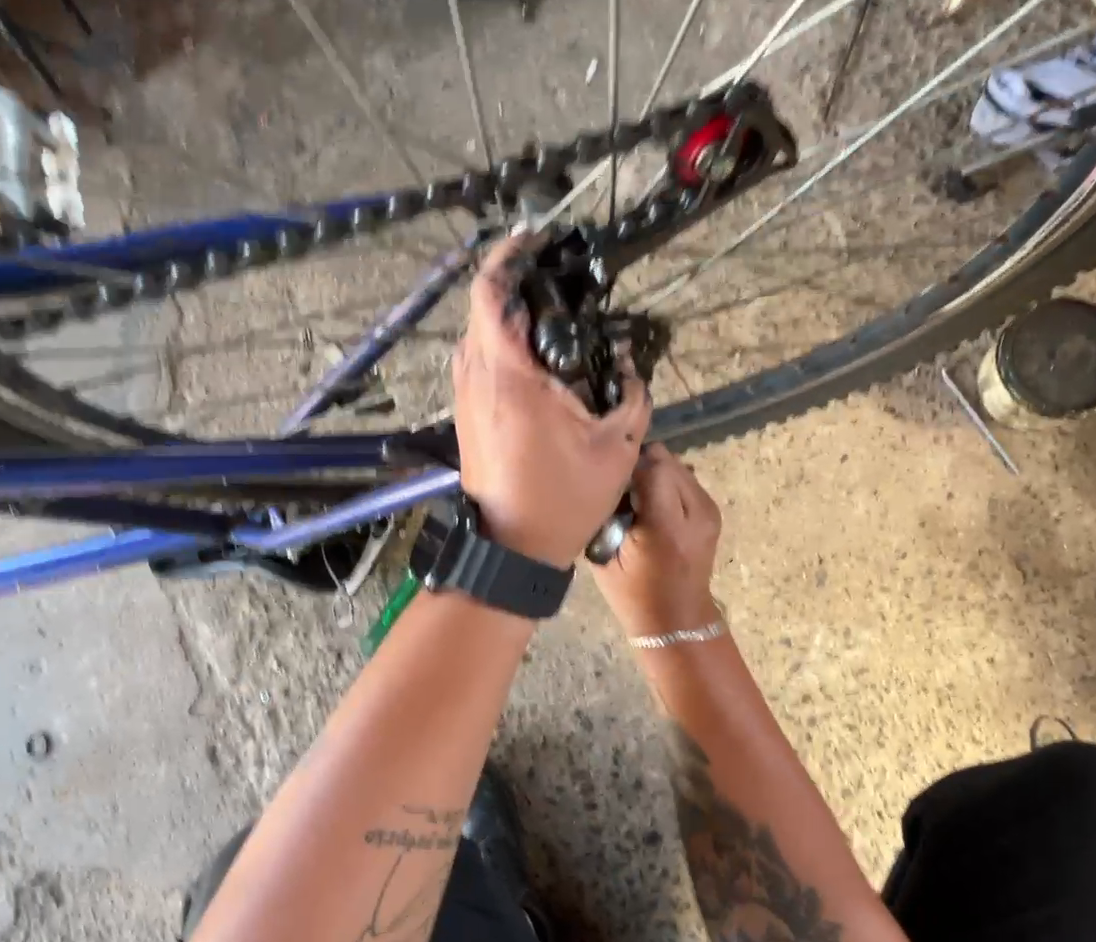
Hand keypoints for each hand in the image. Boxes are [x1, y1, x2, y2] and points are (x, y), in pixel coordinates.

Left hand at [454, 232, 650, 565]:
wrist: (511, 548)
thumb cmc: (562, 499)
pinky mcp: (465, 415)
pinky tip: (535, 360)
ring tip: (548, 316)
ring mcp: (465, 397)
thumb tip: (631, 365)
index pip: (489, 292)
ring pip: (477, 336)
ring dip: (506, 317)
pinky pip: (479, 363)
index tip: (535, 240)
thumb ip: (630, 397)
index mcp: (509, 375)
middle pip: (482, 308)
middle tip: (555, 279)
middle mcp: (476, 377)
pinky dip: (501, 347)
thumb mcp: (615, 447)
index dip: (508, 255)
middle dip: (515, 285)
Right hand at [590, 444, 722, 635]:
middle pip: (666, 460)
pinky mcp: (712, 511)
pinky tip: (651, 505)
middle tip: (621, 488)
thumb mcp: (606, 557)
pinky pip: (685, 479)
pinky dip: (666, 483)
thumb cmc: (634, 595)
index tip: (608, 478)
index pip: (651, 467)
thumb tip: (607, 478)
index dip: (627, 466)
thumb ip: (607, 513)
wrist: (678, 620)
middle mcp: (696, 511)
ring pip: (677, 465)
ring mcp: (709, 509)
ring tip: (636, 498)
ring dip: (654, 473)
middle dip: (641, 466)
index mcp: (667, 526)